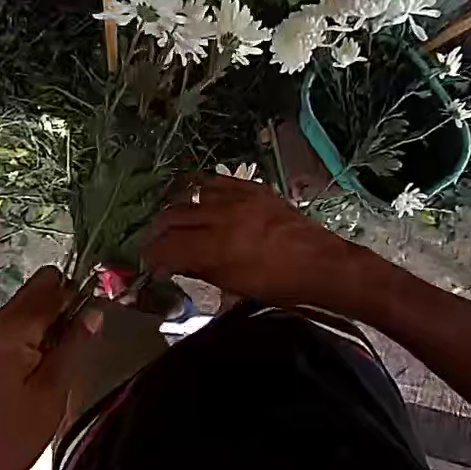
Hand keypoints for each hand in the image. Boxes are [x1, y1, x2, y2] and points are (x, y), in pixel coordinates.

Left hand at [0, 266, 93, 469]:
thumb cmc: (9, 436)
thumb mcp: (54, 389)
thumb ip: (75, 343)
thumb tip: (94, 311)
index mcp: (12, 327)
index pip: (53, 284)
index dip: (81, 295)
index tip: (97, 316)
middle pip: (40, 288)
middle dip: (67, 303)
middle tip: (82, 338)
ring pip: (31, 306)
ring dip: (54, 321)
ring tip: (64, 358)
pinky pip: (20, 326)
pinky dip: (39, 335)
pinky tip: (46, 367)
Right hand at [140, 173, 361, 310]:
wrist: (322, 264)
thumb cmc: (281, 286)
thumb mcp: (236, 288)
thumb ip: (201, 270)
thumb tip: (174, 263)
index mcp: (218, 247)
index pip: (169, 246)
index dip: (152, 255)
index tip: (148, 262)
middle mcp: (223, 216)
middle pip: (173, 216)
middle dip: (157, 231)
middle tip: (154, 243)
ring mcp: (239, 197)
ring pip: (191, 192)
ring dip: (177, 208)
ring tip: (174, 220)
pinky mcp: (254, 188)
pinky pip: (217, 181)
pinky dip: (202, 191)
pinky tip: (198, 199)